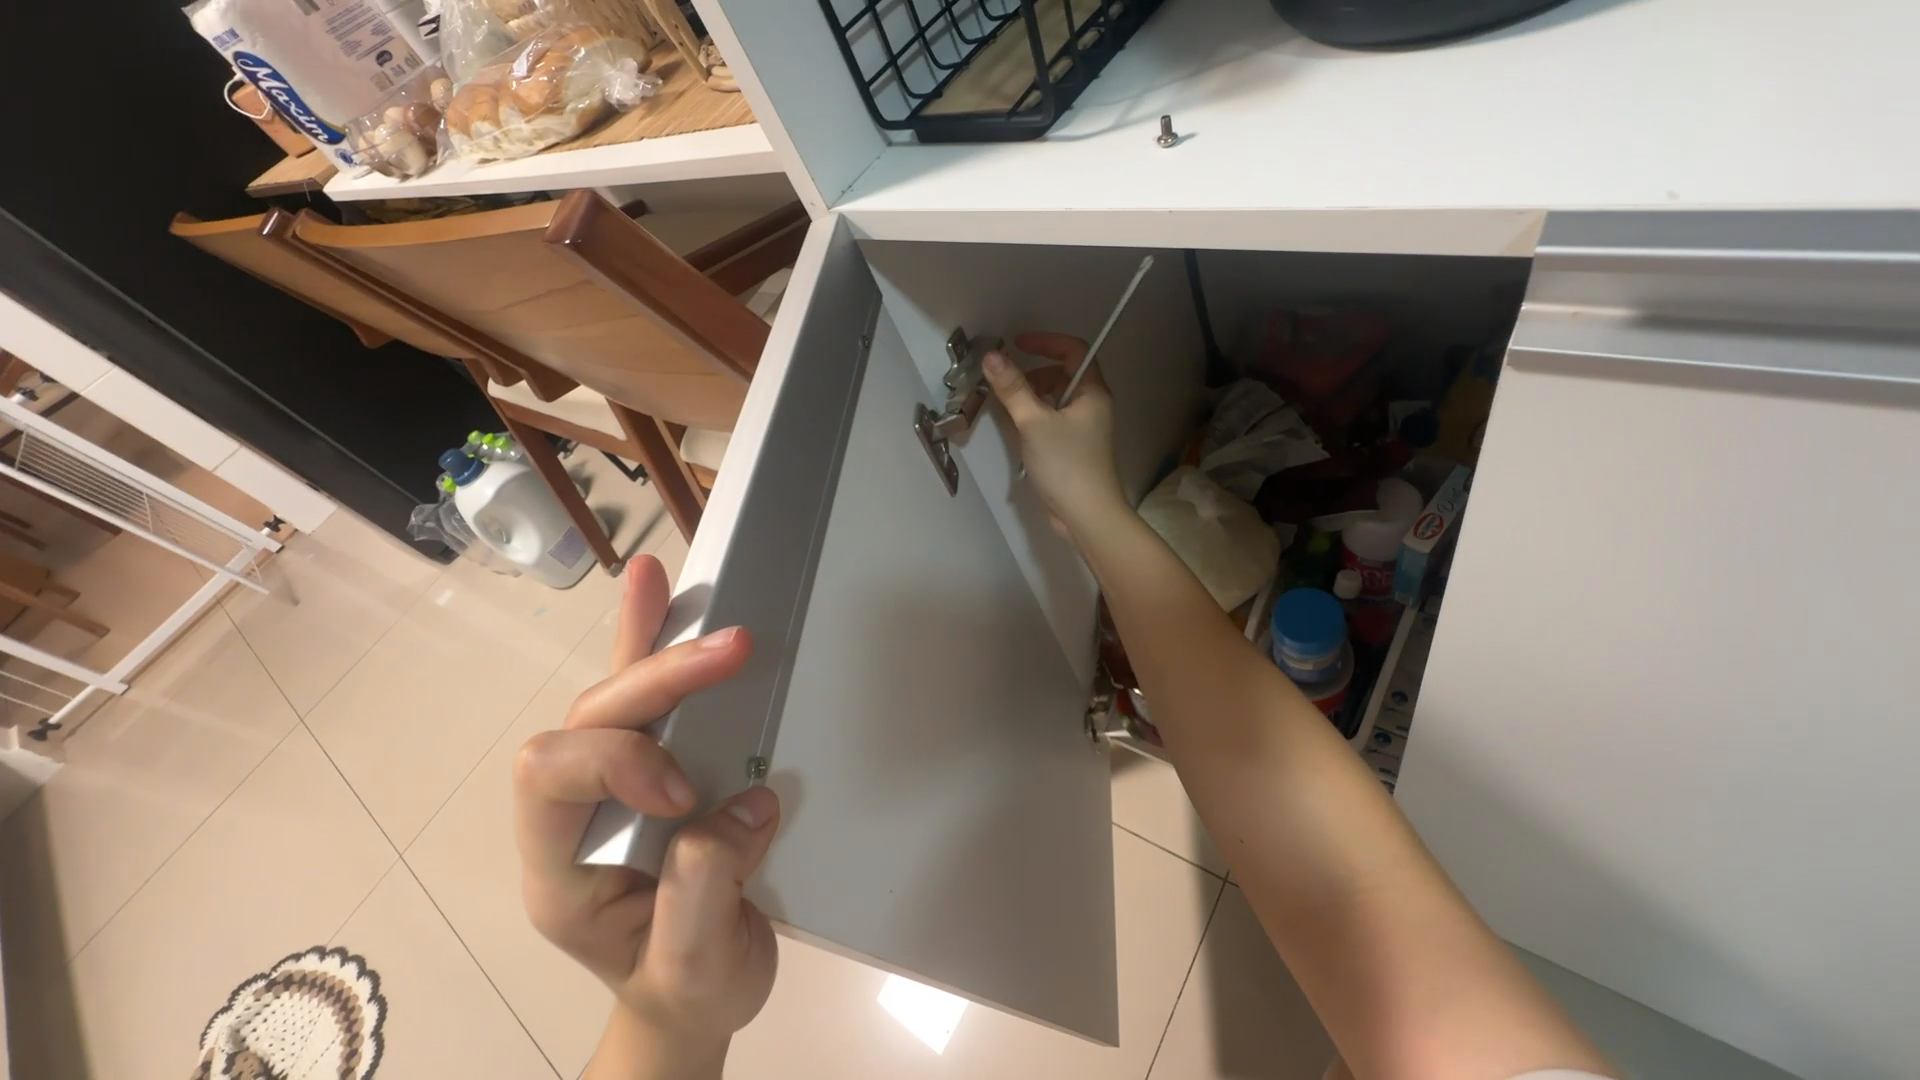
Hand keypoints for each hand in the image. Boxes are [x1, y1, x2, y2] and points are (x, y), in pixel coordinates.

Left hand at [513, 556, 780, 1076]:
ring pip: (609, 696)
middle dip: (658, 681)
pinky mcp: (655, 769)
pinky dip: (649, 643)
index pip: (553, 777)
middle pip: (590, 720)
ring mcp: (611, 788)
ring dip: (641, 640)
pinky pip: (643, 699)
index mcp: (559, 867)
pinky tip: (658, 591)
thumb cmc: (689, 989)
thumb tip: (745, 803)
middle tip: (735, 649)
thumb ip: (704, 896)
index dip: (622, 762)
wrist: (695, 996)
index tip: (689, 794)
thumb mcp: (698, 968)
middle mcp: (572, 814)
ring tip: (658, 578)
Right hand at [982, 331, 1128, 539]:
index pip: (1074, 350)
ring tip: (1006, 406)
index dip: (1046, 341)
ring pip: (1054, 400)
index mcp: (1092, 392)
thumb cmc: (1067, 464)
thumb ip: (1012, 389)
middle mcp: (1091, 406)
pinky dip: (1032, 419)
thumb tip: (991, 356)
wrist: (1086, 515)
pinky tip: (1014, 430)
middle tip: (1006, 381)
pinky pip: (1050, 422)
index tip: (1017, 344)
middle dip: (1033, 373)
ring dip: (1030, 397)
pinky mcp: (1072, 450)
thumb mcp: (1034, 422)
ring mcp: (1083, 430)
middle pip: (1062, 375)